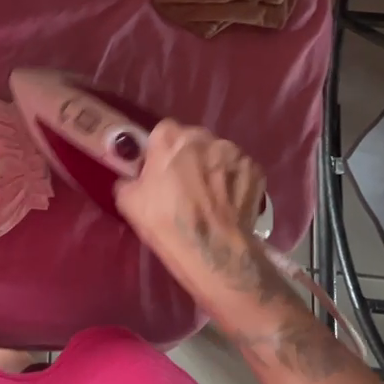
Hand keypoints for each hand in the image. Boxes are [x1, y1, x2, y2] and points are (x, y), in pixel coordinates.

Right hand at [114, 121, 268, 294]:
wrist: (213, 251)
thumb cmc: (165, 222)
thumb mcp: (127, 201)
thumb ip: (129, 179)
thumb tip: (134, 179)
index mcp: (169, 138)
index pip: (163, 132)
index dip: (161, 150)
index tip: (160, 169)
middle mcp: (203, 137)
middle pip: (193, 140)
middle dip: (189, 156)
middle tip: (185, 184)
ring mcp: (233, 152)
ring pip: (218, 154)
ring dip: (213, 167)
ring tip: (210, 196)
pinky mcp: (256, 170)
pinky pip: (239, 170)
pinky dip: (234, 181)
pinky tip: (229, 202)